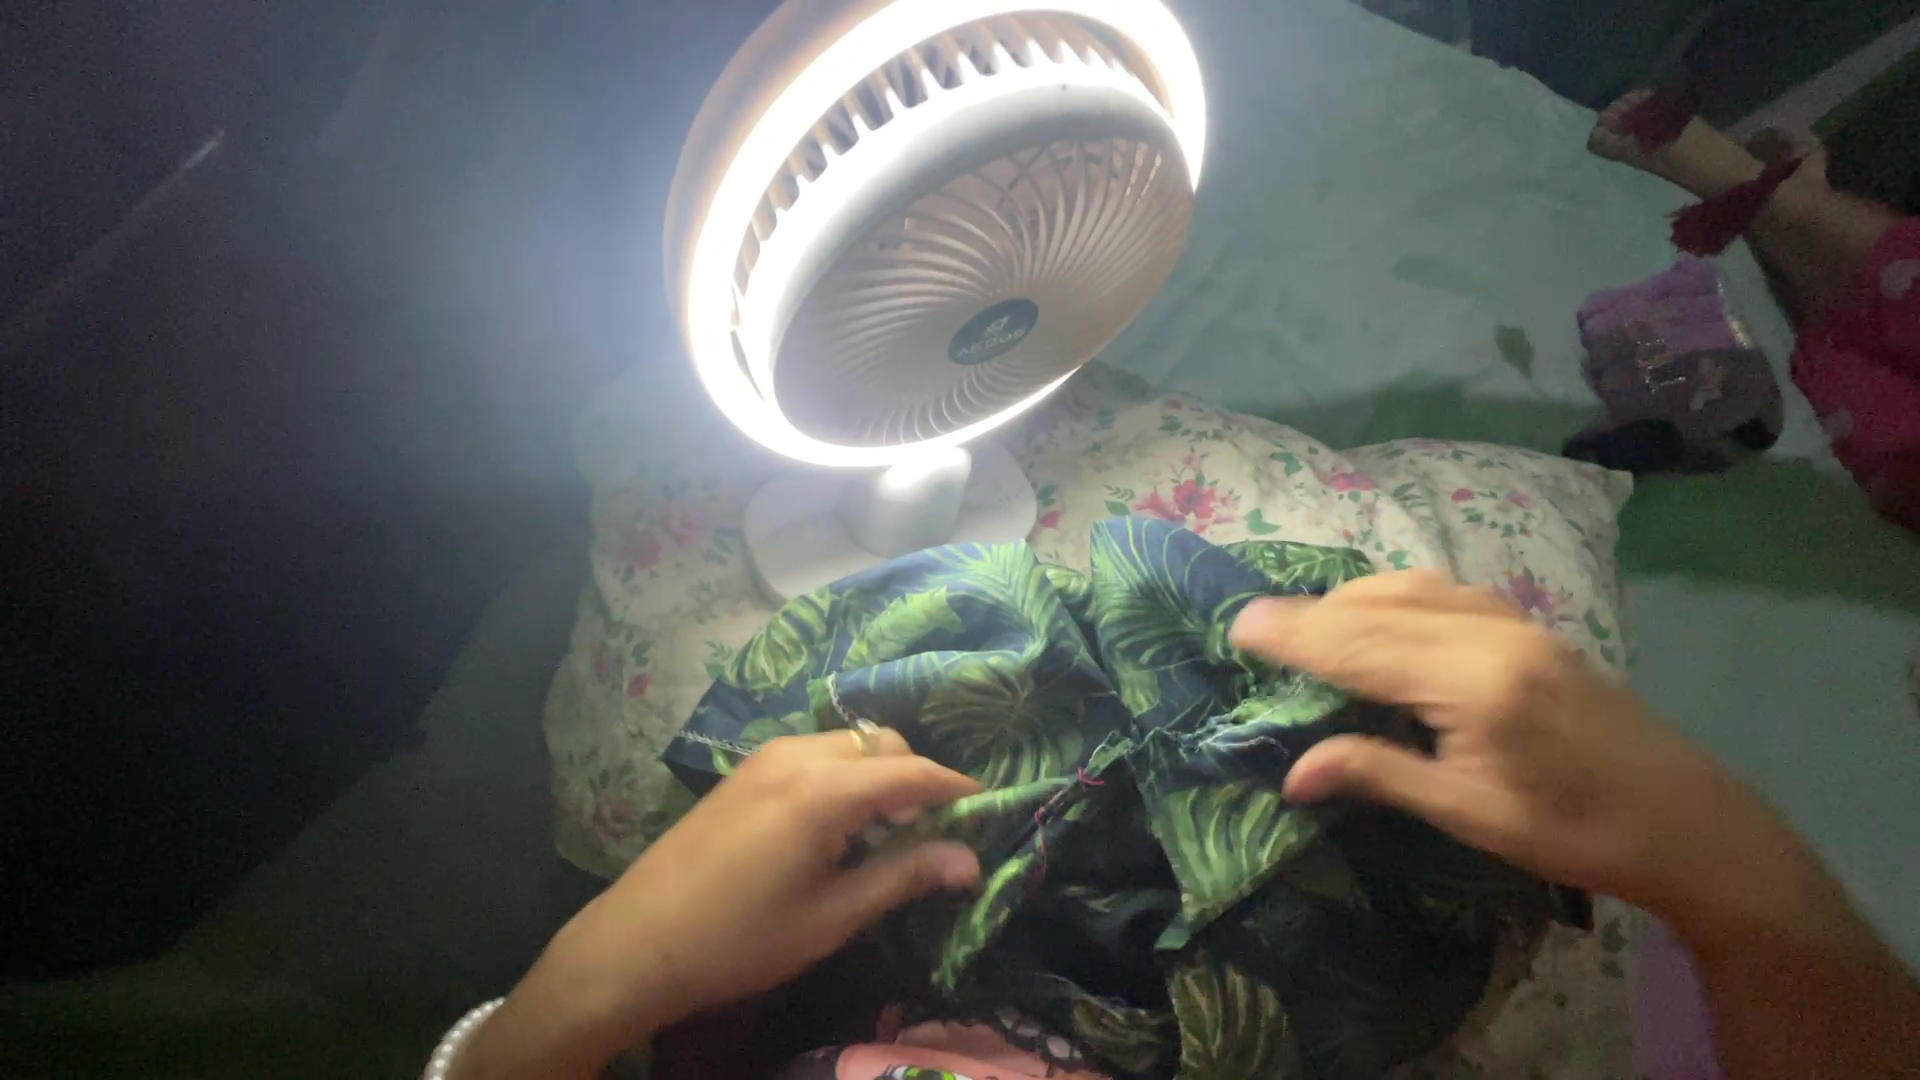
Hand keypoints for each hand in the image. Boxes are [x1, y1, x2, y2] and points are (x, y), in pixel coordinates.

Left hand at [456, 731, 981, 1079]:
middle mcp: (800, 754)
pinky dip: (848, 773)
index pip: (912, 772)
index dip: (955, 788)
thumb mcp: (832, 915)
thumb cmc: (741, 939)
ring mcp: (770, 754)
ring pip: (852, 743)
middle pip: (884, 744)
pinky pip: (821, 752)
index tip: (986, 809)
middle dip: (918, 779)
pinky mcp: (751, 766)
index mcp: (824, 790)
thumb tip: (971, 859)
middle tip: (930, 832)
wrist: (635, 942)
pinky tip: (839, 822)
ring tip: (885, 831)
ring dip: (881, 774)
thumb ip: (905, 875)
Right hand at [1229, 571, 1799, 920]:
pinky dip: (1386, 594)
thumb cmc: (1575, 833)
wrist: (1698, 828)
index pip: (1359, 646)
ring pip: (1405, 587)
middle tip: (1252, 623)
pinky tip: (1371, 612)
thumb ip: (1375, 775)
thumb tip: (1291, 774)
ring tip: (1302, 622)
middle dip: (1306, 613)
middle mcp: (1489, 634)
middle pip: (1374, 607)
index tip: (1238, 624)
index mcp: (1474, 683)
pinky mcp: (1525, 625)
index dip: (1294, 635)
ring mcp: (1512, 622)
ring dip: (1344, 600)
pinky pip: (1438, 589)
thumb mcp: (1467, 814)